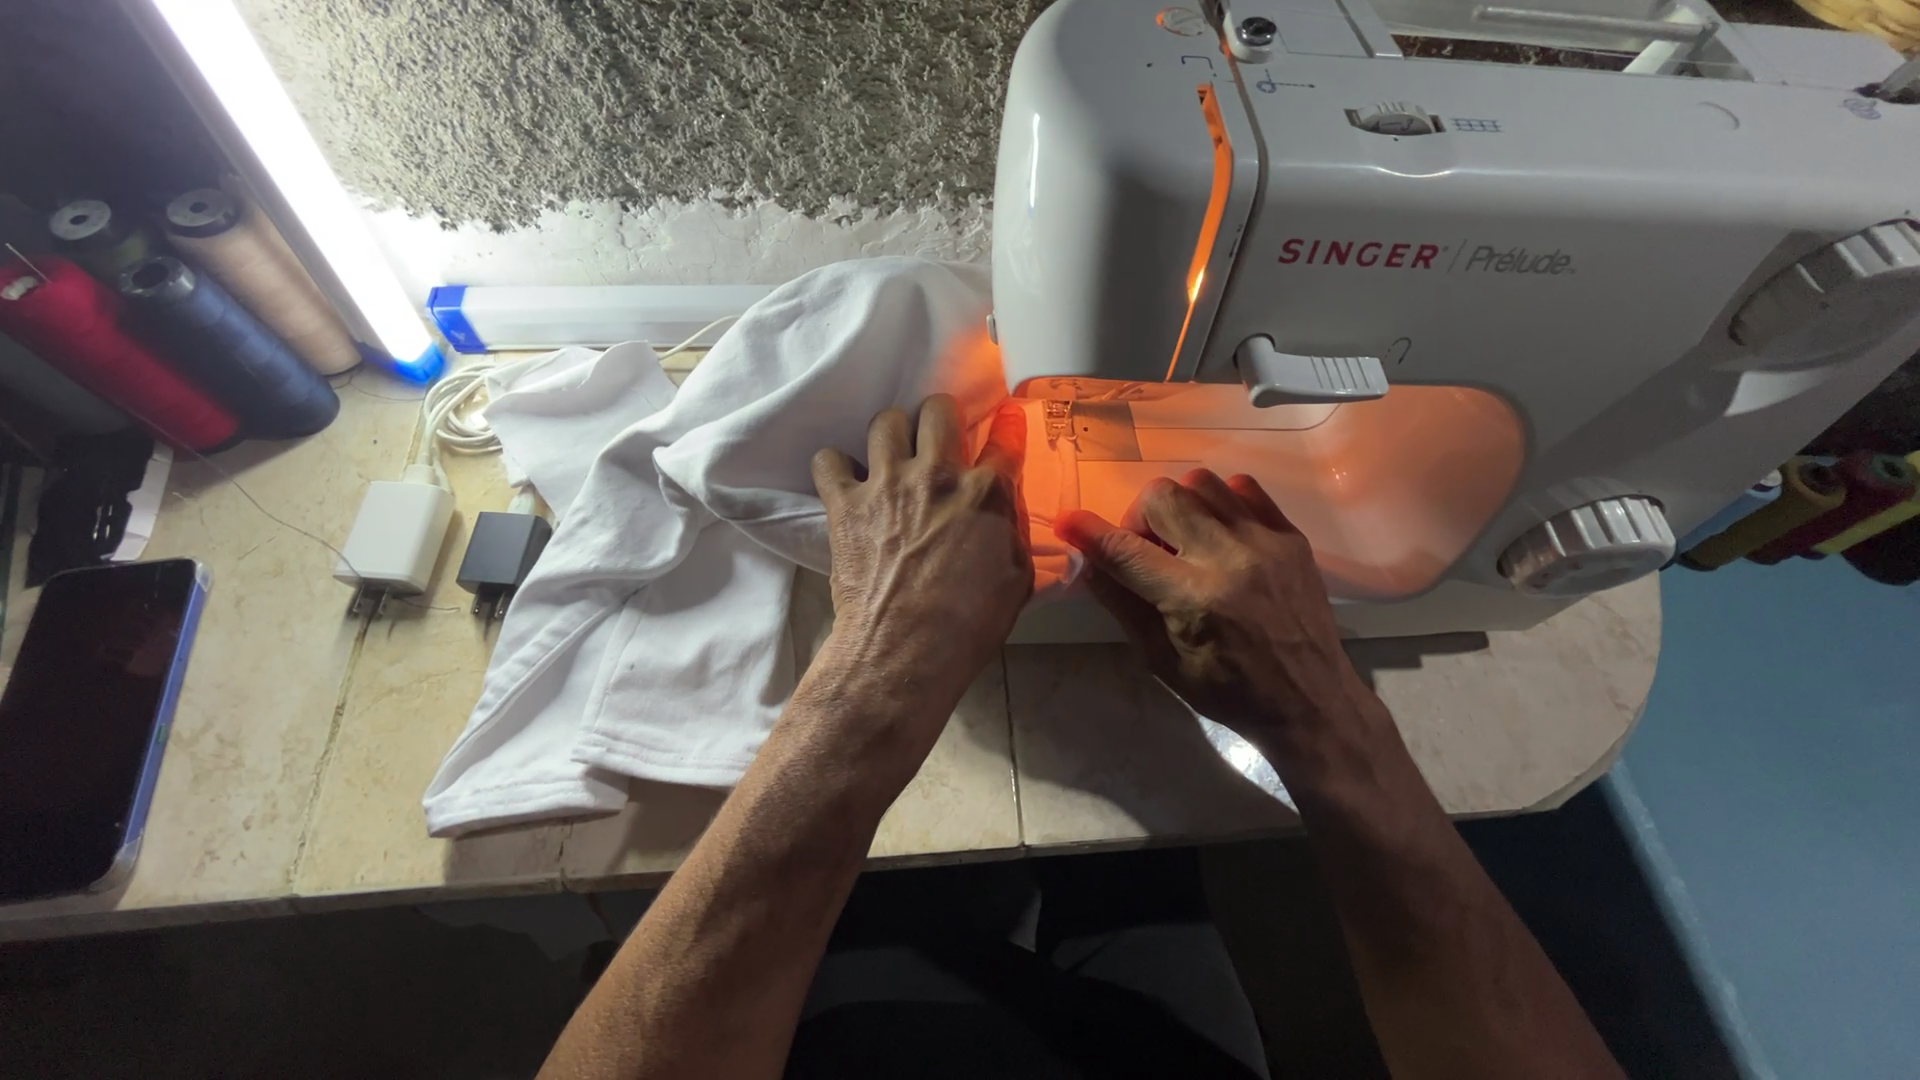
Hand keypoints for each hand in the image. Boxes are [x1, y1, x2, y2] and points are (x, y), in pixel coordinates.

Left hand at [810, 394, 1031, 717]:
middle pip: (938, 409)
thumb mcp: (1017, 579)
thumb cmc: (969, 624)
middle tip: (938, 436)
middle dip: (941, 416)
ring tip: (891, 455)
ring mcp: (888, 484)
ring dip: (892, 434)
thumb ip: (1014, 531)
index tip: (1004, 419)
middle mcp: (937, 475)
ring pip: (885, 421)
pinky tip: (845, 481)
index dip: (1007, 424)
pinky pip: (828, 460)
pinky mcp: (845, 503)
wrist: (905, 650)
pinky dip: (836, 466)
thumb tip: (1007, 509)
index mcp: (987, 493)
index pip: (1005, 437)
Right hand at [1056, 470, 1368, 746]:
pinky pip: (1242, 488)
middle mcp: (1229, 559)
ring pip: (1200, 482)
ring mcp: (1264, 542)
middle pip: (1162, 496)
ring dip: (1178, 506)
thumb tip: (1089, 563)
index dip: (1089, 533)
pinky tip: (1218, 534)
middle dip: (1138, 519)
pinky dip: (1218, 502)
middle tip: (1146, 550)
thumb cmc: (1229, 692)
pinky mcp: (1290, 536)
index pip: (1126, 551)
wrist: (1311, 701)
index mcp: (1194, 600)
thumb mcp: (1162, 661)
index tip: (1068, 522)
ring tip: (1184, 540)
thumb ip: (1123, 605)